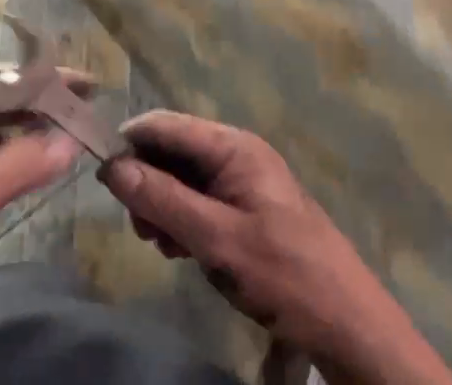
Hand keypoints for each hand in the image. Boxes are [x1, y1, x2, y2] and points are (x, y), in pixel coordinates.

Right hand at [101, 112, 451, 384]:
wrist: (349, 327)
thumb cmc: (283, 274)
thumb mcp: (214, 237)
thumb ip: (161, 198)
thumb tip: (109, 166)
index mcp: (233, 147)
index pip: (162, 124)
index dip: (128, 144)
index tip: (102, 178)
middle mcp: (236, 154)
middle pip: (169, 150)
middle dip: (144, 182)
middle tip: (138, 225)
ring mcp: (243, 182)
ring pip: (180, 178)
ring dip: (160, 205)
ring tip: (159, 243)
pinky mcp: (246, 210)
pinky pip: (198, 201)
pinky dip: (180, 219)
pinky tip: (178, 249)